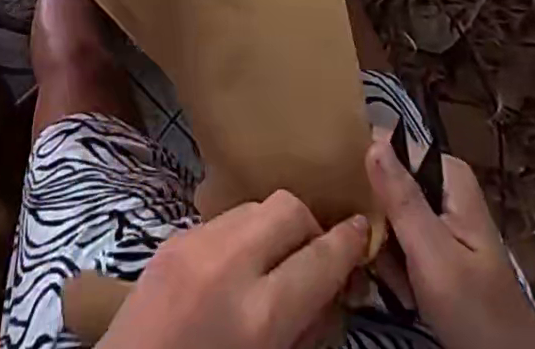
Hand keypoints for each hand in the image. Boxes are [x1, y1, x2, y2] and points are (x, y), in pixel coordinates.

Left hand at [102, 191, 370, 348]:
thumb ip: (305, 327)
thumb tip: (330, 289)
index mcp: (258, 316)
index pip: (320, 261)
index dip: (348, 244)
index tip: (363, 231)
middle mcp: (228, 265)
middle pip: (288, 210)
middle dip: (310, 228)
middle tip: (313, 258)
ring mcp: (194, 244)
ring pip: (255, 207)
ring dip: (274, 229)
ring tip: (273, 263)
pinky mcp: (171, 239)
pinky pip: (224, 220)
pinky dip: (242, 236)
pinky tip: (235, 269)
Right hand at [365, 138, 534, 348]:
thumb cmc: (475, 309)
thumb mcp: (433, 253)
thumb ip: (402, 199)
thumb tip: (373, 142)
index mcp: (448, 174)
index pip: (390, 147)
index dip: (365, 168)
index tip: (351, 201)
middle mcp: (443, 185)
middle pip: (385, 180)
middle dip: (375, 218)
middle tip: (382, 256)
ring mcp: (438, 215)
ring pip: (385, 211)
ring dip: (383, 247)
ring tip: (398, 280)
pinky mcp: (433, 243)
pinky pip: (396, 237)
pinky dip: (393, 263)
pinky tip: (404, 289)